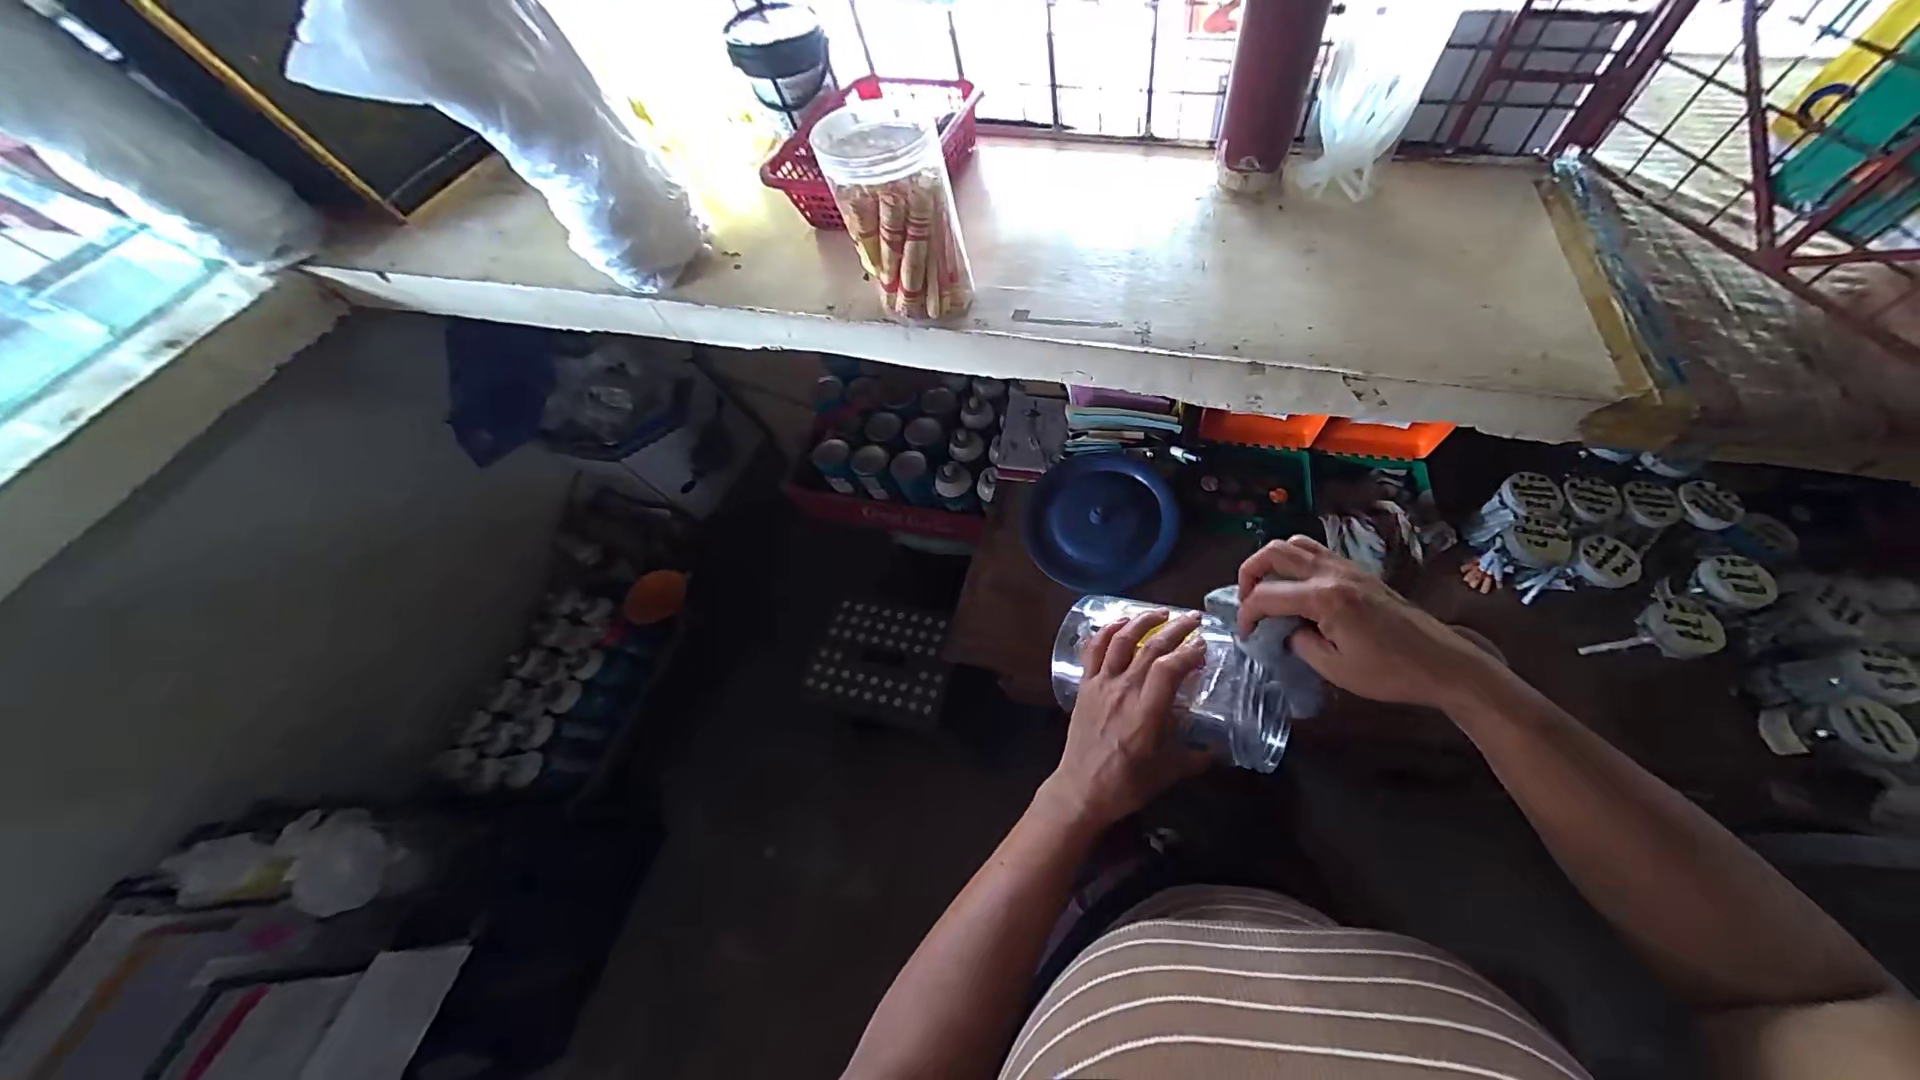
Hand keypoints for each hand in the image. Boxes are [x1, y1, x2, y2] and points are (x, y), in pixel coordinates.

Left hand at [1042, 610, 1210, 830]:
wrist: (1081, 789)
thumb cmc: (1127, 783)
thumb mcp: (1169, 772)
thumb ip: (1196, 756)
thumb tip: (1219, 748)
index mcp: (1146, 712)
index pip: (1170, 669)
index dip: (1189, 651)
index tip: (1204, 644)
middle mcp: (1123, 691)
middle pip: (1150, 648)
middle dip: (1175, 629)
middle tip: (1194, 619)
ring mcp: (1100, 685)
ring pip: (1120, 641)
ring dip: (1141, 621)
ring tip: (1161, 613)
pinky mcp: (1085, 686)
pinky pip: (1093, 651)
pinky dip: (1106, 631)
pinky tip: (1120, 622)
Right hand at [1237, 536, 1507, 711]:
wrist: (1445, 665)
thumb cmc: (1390, 673)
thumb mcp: (1333, 668)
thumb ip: (1299, 642)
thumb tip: (1286, 630)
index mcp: (1324, 598)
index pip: (1265, 595)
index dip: (1246, 615)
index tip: (1246, 635)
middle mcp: (1333, 573)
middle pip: (1274, 552)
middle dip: (1249, 574)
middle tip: (1247, 601)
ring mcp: (1348, 567)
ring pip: (1294, 544)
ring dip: (1271, 563)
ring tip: (1268, 589)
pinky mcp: (1359, 571)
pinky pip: (1315, 552)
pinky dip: (1294, 563)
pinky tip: (1297, 590)